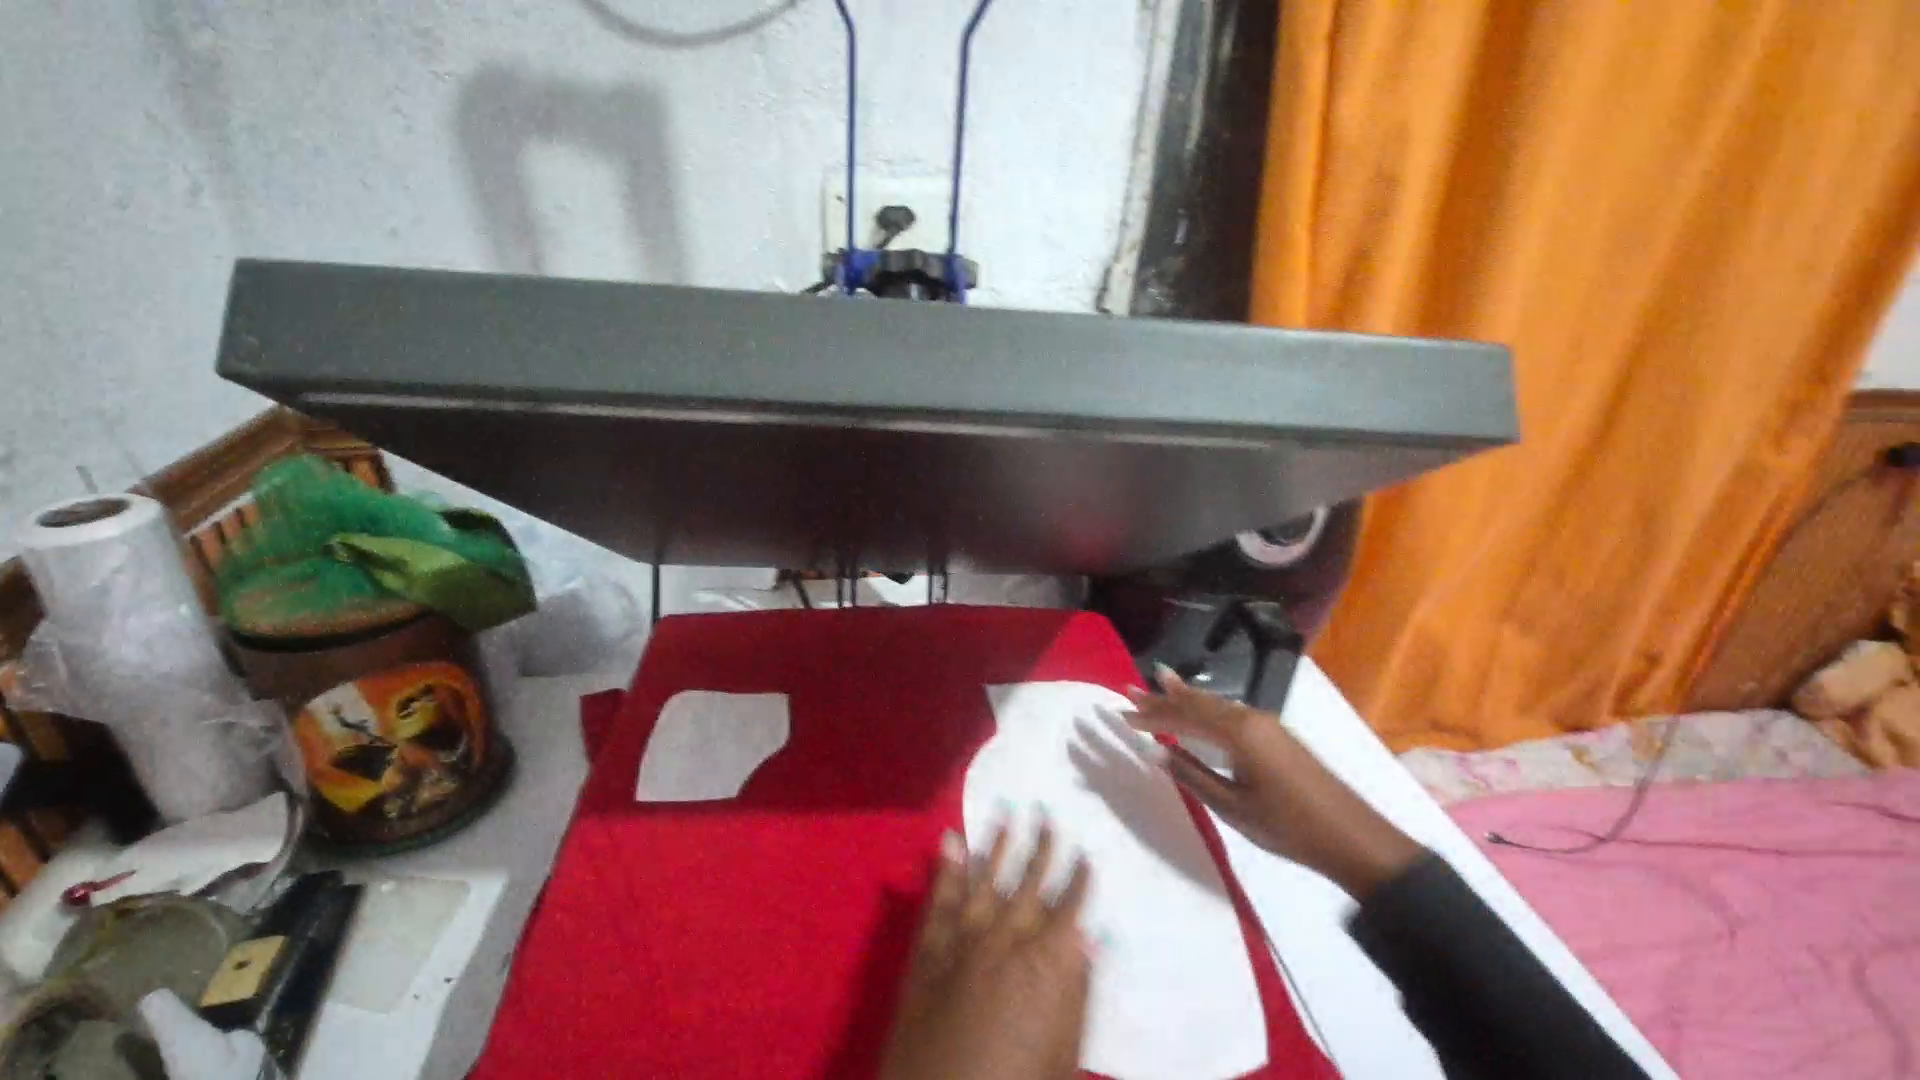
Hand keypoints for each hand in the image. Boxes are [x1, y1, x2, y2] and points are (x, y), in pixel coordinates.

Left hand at [878, 822, 1092, 1079]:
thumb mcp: (1064, 1050)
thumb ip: (1076, 991)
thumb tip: (1088, 939)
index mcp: (1045, 963)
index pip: (1068, 908)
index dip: (1078, 880)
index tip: (1085, 852)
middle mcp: (1005, 940)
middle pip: (1027, 884)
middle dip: (1040, 848)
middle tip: (1046, 813)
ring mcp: (963, 941)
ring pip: (984, 881)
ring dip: (996, 846)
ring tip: (1006, 814)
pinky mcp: (928, 951)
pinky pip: (939, 901)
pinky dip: (945, 869)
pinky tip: (951, 842)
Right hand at [1125, 665, 1423, 899]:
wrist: (1353, 838)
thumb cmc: (1288, 826)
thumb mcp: (1233, 807)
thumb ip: (1193, 775)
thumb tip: (1157, 751)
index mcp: (1237, 734)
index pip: (1184, 717)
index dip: (1151, 716)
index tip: (1121, 713)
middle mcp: (1251, 719)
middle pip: (1199, 704)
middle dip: (1164, 697)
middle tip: (1131, 688)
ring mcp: (1268, 726)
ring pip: (1216, 705)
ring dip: (1186, 698)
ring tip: (1161, 681)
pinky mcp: (1278, 737)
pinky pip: (1232, 712)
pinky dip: (1208, 708)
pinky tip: (1203, 708)